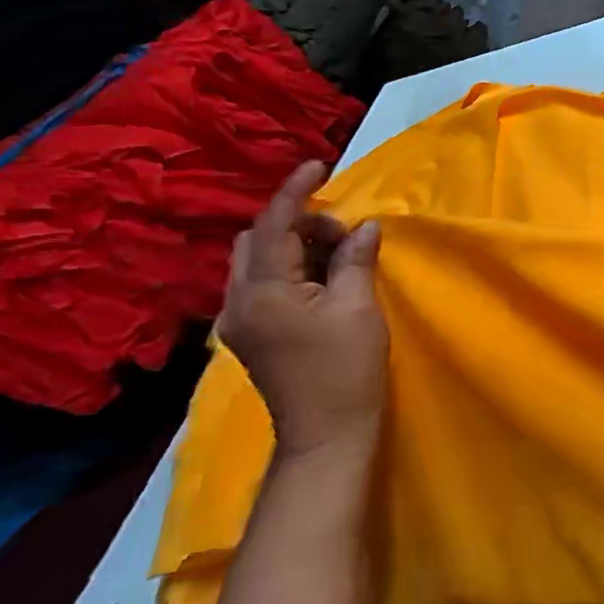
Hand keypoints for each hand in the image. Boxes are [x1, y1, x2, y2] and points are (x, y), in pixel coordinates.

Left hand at [222, 161, 386, 459]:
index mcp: (263, 292)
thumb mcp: (358, 306)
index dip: (296, 190)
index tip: (320, 165)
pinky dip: (289, 268)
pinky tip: (322, 277)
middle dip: (298, 222)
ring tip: (338, 254)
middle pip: (257, 238)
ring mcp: (238, 321)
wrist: (326, 437)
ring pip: (257, 260)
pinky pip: (261, 282)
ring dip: (294, 245)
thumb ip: (355, 258)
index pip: (273, 224)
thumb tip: (365, 226)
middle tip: (342, 231)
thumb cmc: (346, 370)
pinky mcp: (249, 335)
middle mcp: (238, 301)